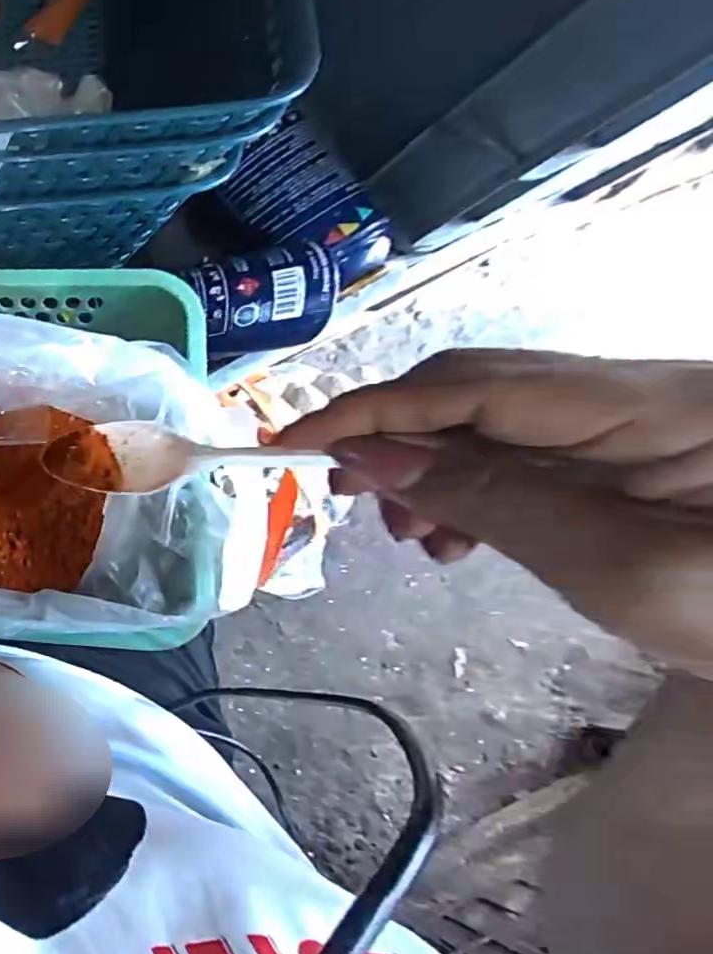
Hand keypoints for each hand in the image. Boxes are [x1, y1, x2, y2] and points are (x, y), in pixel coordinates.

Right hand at [276, 349, 712, 667]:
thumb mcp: (615, 566)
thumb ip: (483, 497)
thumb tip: (363, 456)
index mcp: (667, 403)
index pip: (474, 387)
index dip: (368, 410)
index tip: (286, 443)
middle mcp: (646, 389)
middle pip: (470, 388)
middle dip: (388, 438)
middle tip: (343, 495)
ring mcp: (639, 416)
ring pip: (480, 417)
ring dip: (420, 467)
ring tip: (415, 533)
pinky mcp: (630, 446)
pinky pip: (511, 446)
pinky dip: (459, 483)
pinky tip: (457, 529)